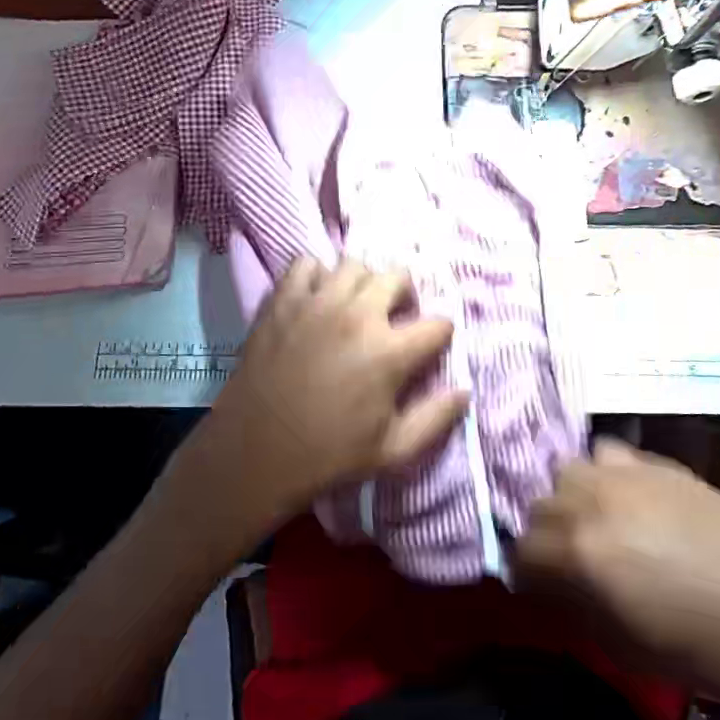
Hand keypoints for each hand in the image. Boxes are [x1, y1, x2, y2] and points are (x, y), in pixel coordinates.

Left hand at [203, 257, 468, 513]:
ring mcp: (316, 302)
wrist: (254, 454)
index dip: (439, 337)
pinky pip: (306, 264)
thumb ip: (437, 418)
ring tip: (357, 307)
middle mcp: (357, 316)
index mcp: (389, 352)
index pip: (438, 323)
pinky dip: (318, 275)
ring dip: (365, 283)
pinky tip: (318, 299)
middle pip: (399, 276)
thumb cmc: (329, 456)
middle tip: (394, 320)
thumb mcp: (394, 451)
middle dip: (406, 295)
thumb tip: (465, 390)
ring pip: (355, 265)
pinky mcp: (282, 301)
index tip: (428, 350)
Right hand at [516, 440, 719, 719]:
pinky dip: (604, 474)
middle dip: (544, 536)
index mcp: (580, 553)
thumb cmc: (710, 650)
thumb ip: (576, 608)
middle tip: (568, 566)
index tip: (541, 594)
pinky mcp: (660, 462)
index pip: (519, 551)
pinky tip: (626, 500)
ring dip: (568, 498)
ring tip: (593, 525)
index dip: (526, 578)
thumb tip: (553, 587)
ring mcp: (628, 474)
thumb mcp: (627, 648)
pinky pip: (609, 454)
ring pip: (567, 470)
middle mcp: (593, 500)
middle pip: (538, 505)